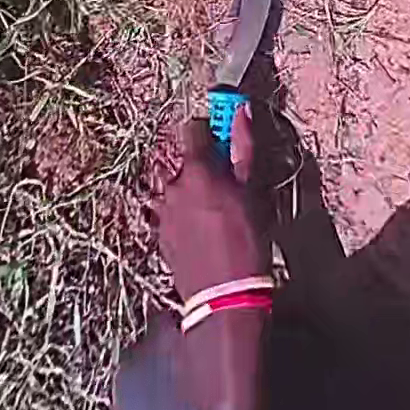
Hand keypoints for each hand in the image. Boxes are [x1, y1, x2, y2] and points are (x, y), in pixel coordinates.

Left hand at [154, 107, 264, 300]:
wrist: (224, 296)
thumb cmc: (245, 241)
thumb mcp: (251, 191)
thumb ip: (243, 147)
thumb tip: (241, 112)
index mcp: (196, 171)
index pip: (192, 128)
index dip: (208, 129)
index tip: (221, 135)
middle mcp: (172, 186)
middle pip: (184, 160)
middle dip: (202, 165)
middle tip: (224, 183)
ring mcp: (162, 210)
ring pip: (176, 186)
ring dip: (190, 189)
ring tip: (213, 210)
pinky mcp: (159, 232)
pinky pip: (169, 210)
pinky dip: (182, 211)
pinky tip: (201, 228)